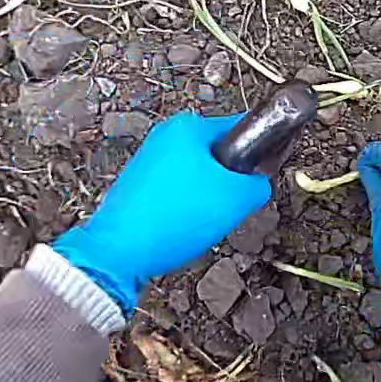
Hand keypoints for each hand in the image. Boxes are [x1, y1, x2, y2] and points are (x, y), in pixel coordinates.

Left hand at [52, 112, 271, 310]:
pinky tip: (186, 223)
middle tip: (230, 200)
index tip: (260, 171)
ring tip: (204, 215)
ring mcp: (150, 161)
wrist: (120, 254)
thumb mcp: (237, 199)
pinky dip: (189, 207)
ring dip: (210, 196)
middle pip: (220, 154)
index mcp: (187, 127)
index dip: (258, 152)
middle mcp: (165, 137)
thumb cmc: (170, 218)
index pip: (241, 128)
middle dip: (231, 180)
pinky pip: (180, 191)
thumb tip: (259, 184)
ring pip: (201, 175)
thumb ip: (259, 184)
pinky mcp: (141, 186)